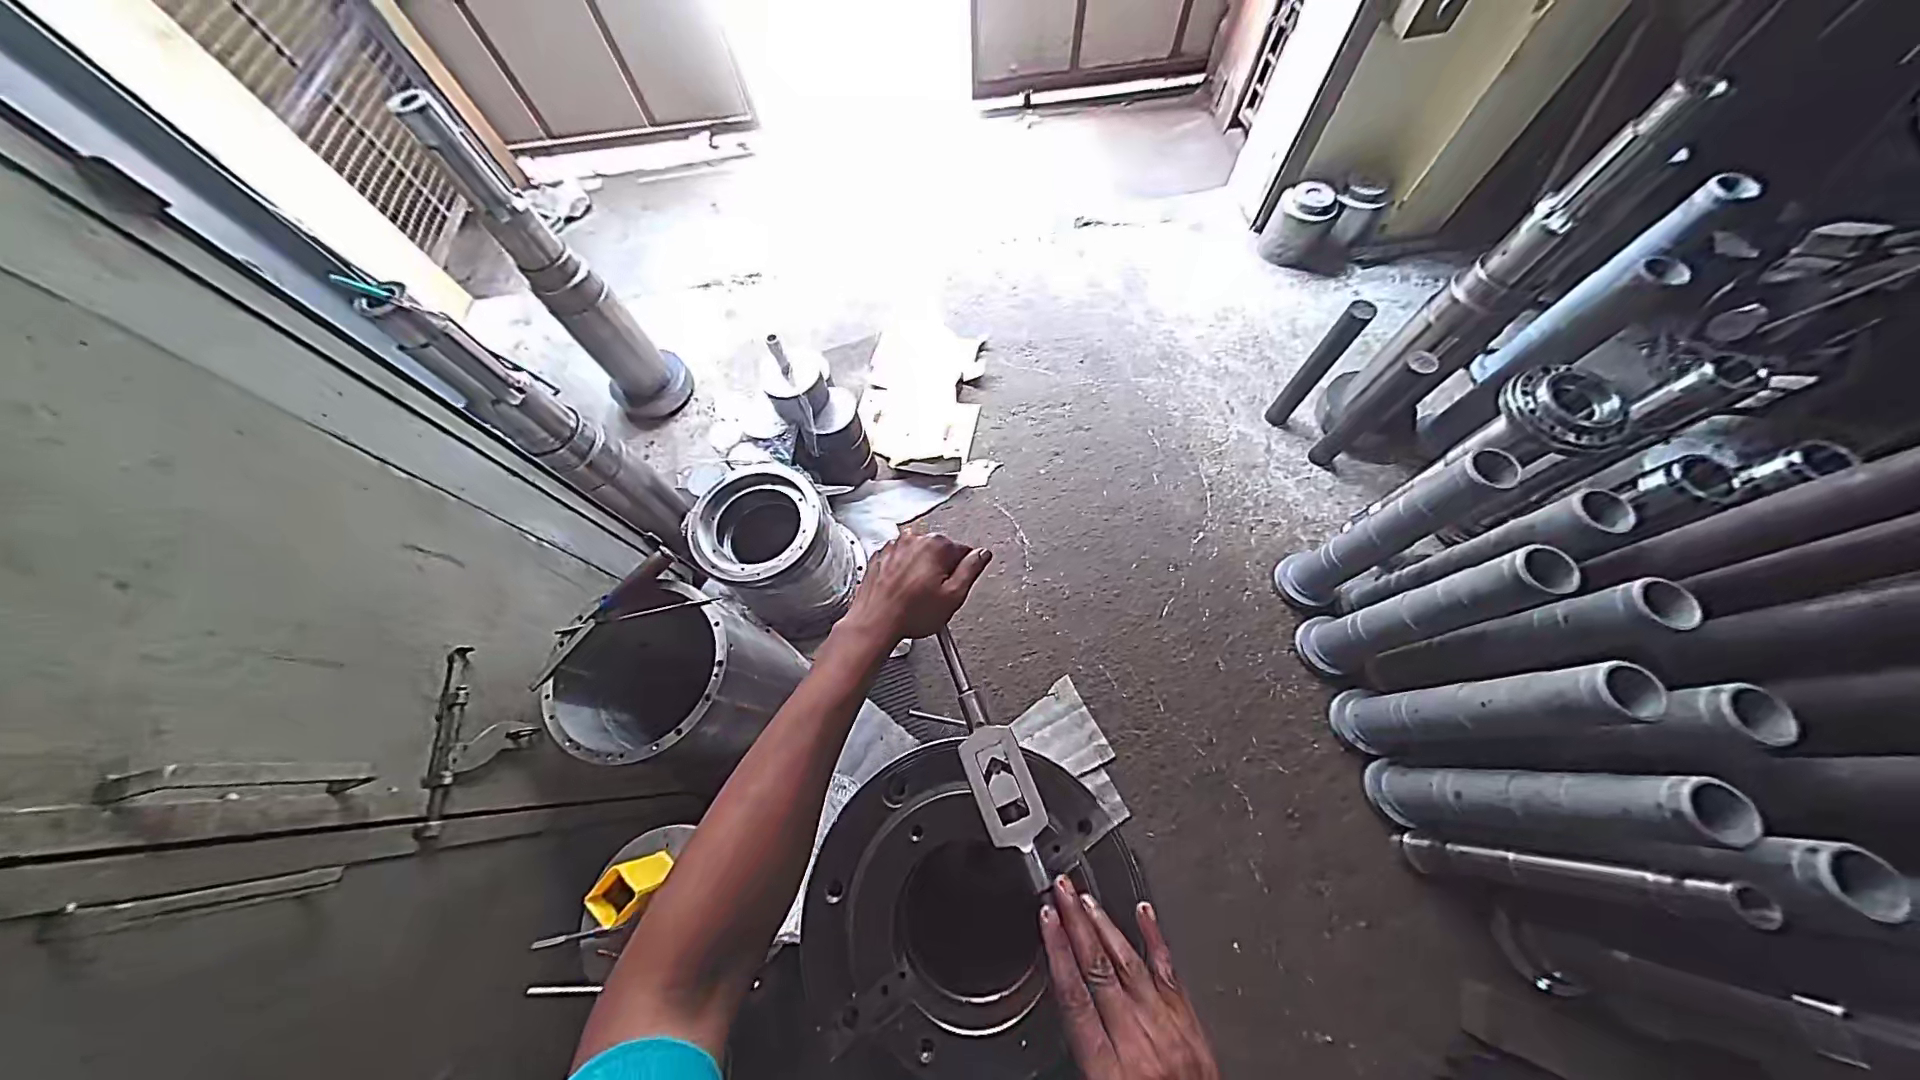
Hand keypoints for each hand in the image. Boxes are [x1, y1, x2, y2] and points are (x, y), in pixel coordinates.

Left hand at [843, 531, 990, 640]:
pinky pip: (899, 562)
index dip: (962, 572)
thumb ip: (971, 570)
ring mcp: (893, 548)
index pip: (963, 551)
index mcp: (935, 545)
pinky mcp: (879, 558)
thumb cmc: (909, 614)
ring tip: (916, 596)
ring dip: (920, 571)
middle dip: (940, 570)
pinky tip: (902, 593)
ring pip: (918, 556)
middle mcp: (913, 540)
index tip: (954, 586)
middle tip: (935, 594)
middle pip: (939, 551)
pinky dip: (901, 573)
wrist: (874, 623)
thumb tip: (981, 555)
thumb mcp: (953, 596)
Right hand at [1042, 877, 1219, 1079]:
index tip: (1046, 919)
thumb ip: (1083, 1056)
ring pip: (1130, 963)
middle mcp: (1140, 1045)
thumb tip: (1064, 1010)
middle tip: (1061, 889)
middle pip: (1099, 969)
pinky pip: (1169, 971)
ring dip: (1104, 924)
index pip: (1076, 997)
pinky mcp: (1191, 1024)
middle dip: (1076, 922)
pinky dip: (1155, 937)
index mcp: (1111, 1072)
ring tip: (1085, 896)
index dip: (1058, 951)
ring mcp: (1169, 1030)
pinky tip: (1143, 912)